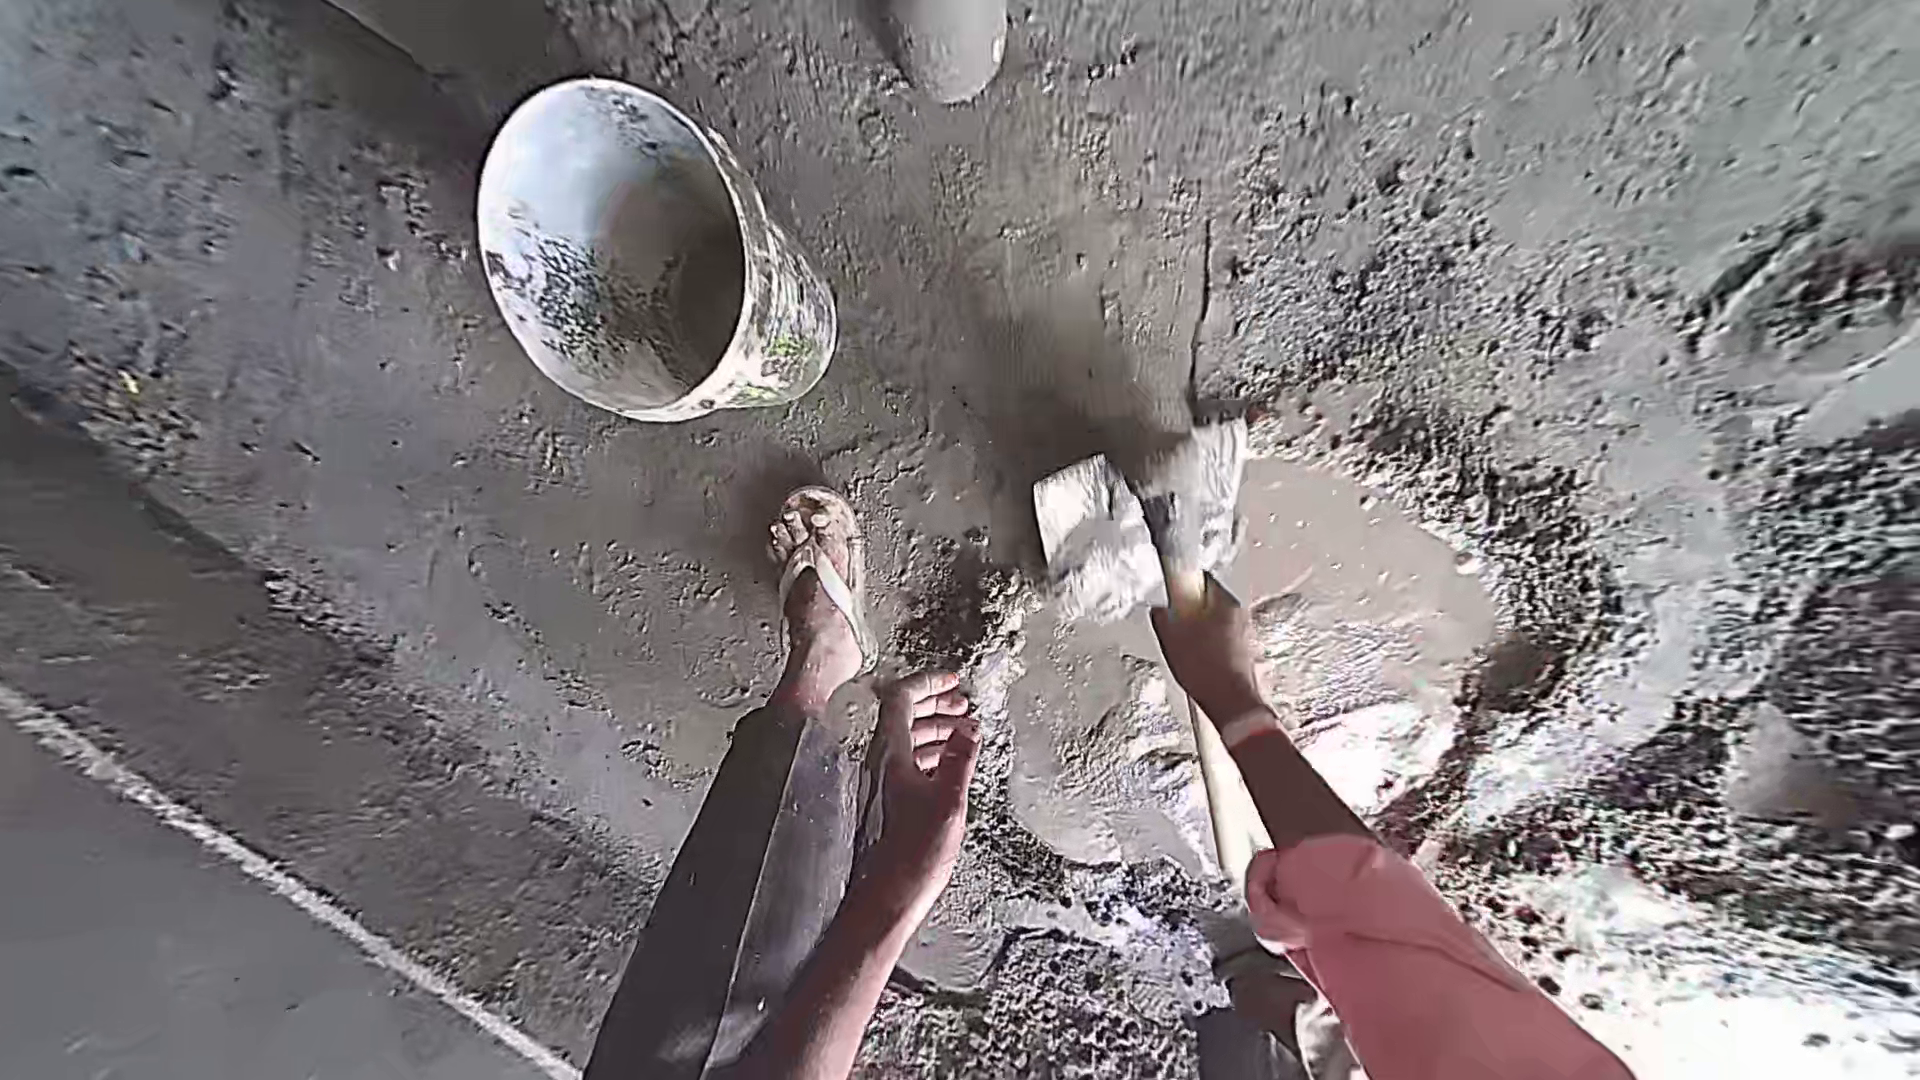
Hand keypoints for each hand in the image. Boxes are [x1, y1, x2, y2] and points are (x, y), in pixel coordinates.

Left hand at [864, 670, 977, 926]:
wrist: (886, 897)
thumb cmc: (912, 855)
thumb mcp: (948, 801)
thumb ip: (960, 759)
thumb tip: (969, 729)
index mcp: (890, 753)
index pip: (902, 698)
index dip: (928, 682)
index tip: (953, 681)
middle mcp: (880, 761)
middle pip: (904, 714)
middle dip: (935, 703)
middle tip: (962, 704)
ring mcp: (881, 779)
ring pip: (907, 736)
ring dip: (935, 727)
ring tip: (964, 730)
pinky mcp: (886, 797)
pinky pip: (908, 758)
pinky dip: (930, 751)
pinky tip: (949, 762)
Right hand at [1149, 574, 1269, 721]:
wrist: (1231, 703)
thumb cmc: (1206, 669)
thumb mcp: (1170, 637)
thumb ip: (1162, 615)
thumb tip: (1159, 608)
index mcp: (1224, 602)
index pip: (1201, 576)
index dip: (1181, 582)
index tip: (1170, 591)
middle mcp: (1239, 613)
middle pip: (1208, 597)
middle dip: (1188, 606)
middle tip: (1172, 619)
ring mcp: (1244, 631)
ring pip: (1214, 617)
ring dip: (1198, 623)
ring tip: (1183, 642)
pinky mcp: (1243, 648)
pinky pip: (1220, 634)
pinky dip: (1207, 640)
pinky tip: (1196, 656)